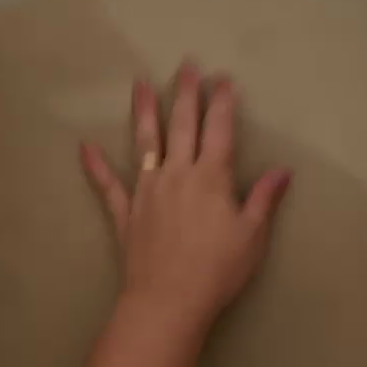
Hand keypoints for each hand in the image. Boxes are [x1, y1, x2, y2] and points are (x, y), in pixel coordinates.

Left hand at [80, 62, 291, 333]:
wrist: (167, 301)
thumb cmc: (217, 270)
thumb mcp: (251, 236)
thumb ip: (263, 199)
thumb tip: (282, 170)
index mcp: (211, 177)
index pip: (219, 129)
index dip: (222, 102)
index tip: (223, 79)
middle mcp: (177, 174)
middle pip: (182, 125)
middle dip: (186, 94)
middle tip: (186, 65)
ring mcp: (147, 190)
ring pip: (145, 142)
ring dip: (144, 111)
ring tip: (141, 84)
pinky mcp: (126, 212)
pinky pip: (108, 185)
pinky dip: (96, 166)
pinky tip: (84, 147)